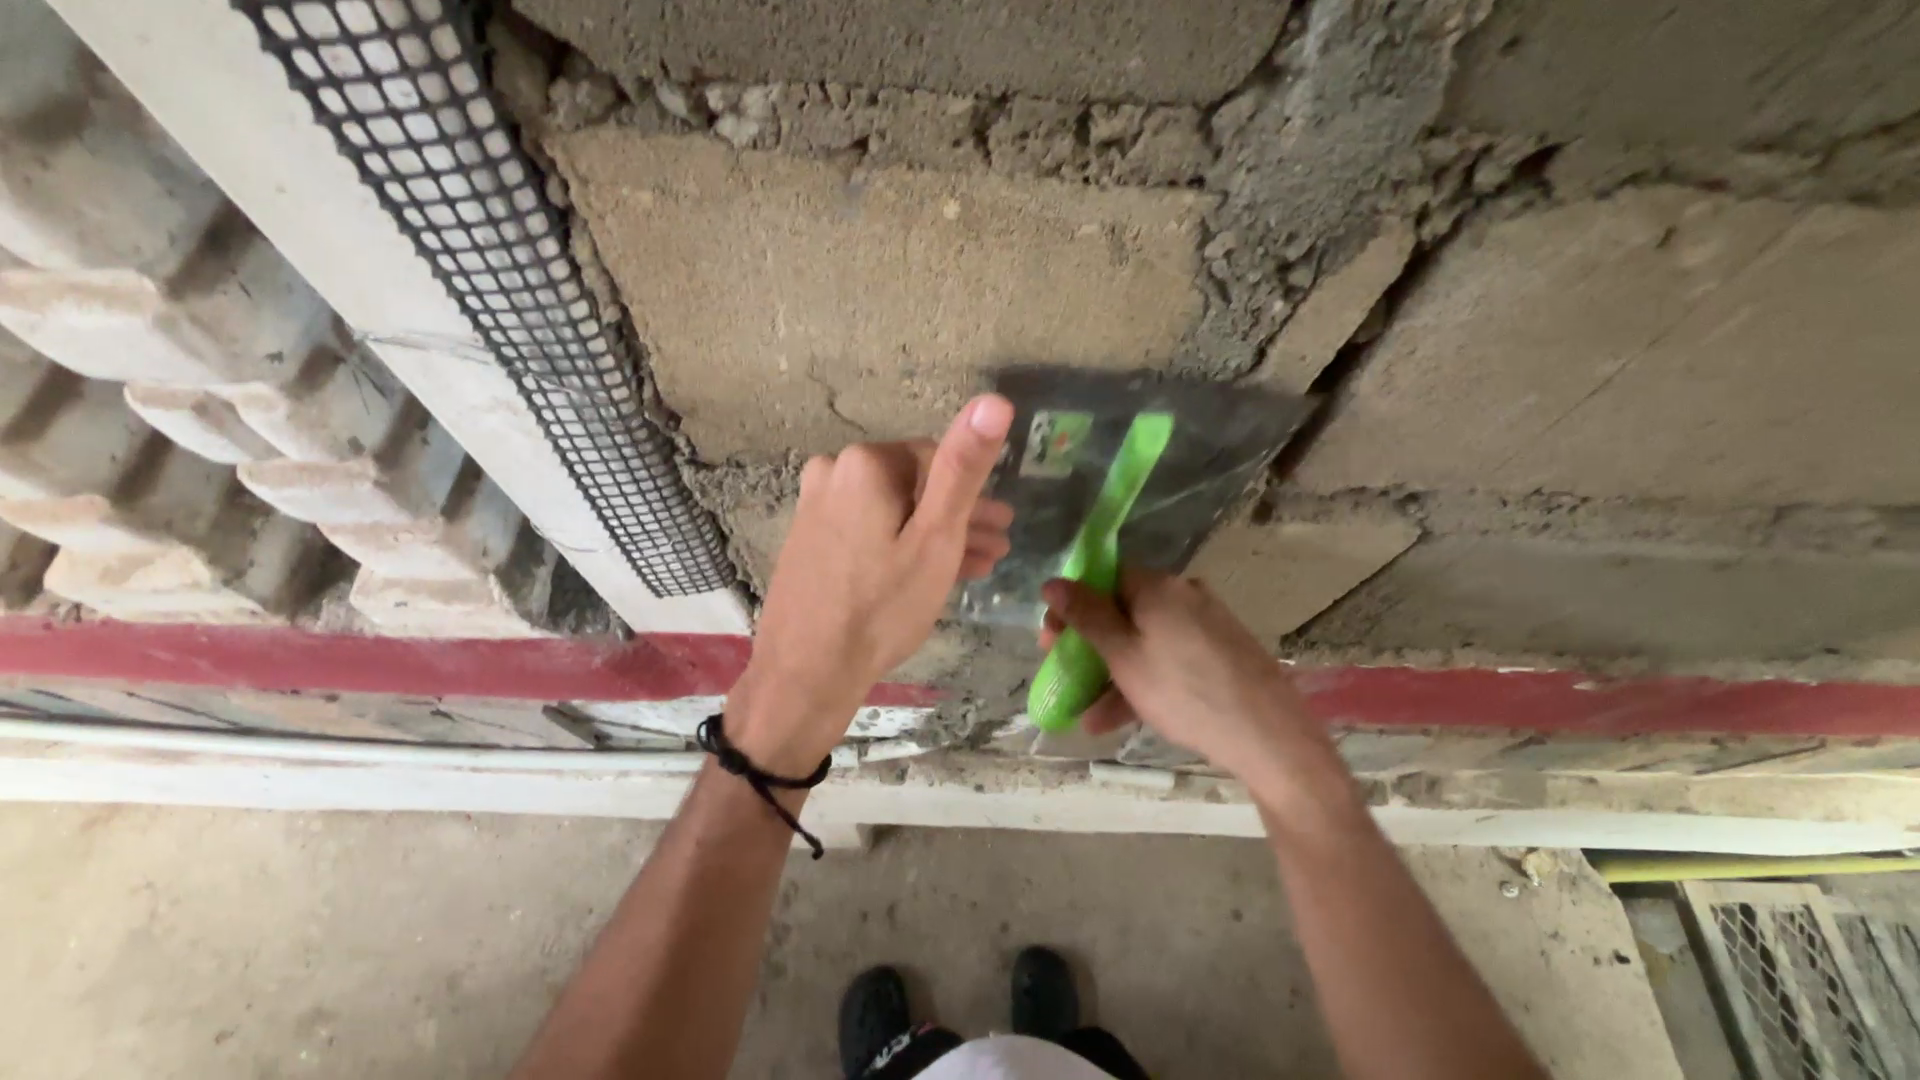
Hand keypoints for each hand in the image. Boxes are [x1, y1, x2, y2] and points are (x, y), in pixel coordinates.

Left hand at [726, 395, 1014, 772]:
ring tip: (976, 567)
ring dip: (934, 535)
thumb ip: (963, 467)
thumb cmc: (883, 605)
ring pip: (892, 512)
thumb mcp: (936, 537)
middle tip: (998, 548)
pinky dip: (901, 547)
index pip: (936, 459)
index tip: (1002, 527)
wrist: (807, 672)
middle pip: (914, 487)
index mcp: (864, 463)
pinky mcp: (809, 540)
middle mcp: (833, 472)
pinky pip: (868, 532)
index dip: (972, 495)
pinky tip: (927, 575)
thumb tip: (995, 399)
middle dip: (958, 517)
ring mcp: (815, 507)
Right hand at [1042, 569, 1348, 805]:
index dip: (1073, 606)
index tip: (1051, 639)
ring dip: (1111, 672)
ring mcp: (1205, 625)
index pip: (1104, 578)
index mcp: (1158, 587)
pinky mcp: (1220, 653)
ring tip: (1087, 713)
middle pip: (1123, 611)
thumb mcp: (1124, 656)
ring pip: (1144, 641)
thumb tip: (1053, 582)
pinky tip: (1118, 719)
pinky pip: (1168, 659)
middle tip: (1065, 673)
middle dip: (1089, 645)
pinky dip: (1143, 680)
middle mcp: (1183, 595)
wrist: (1268, 735)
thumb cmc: (1184, 691)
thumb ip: (1086, 617)